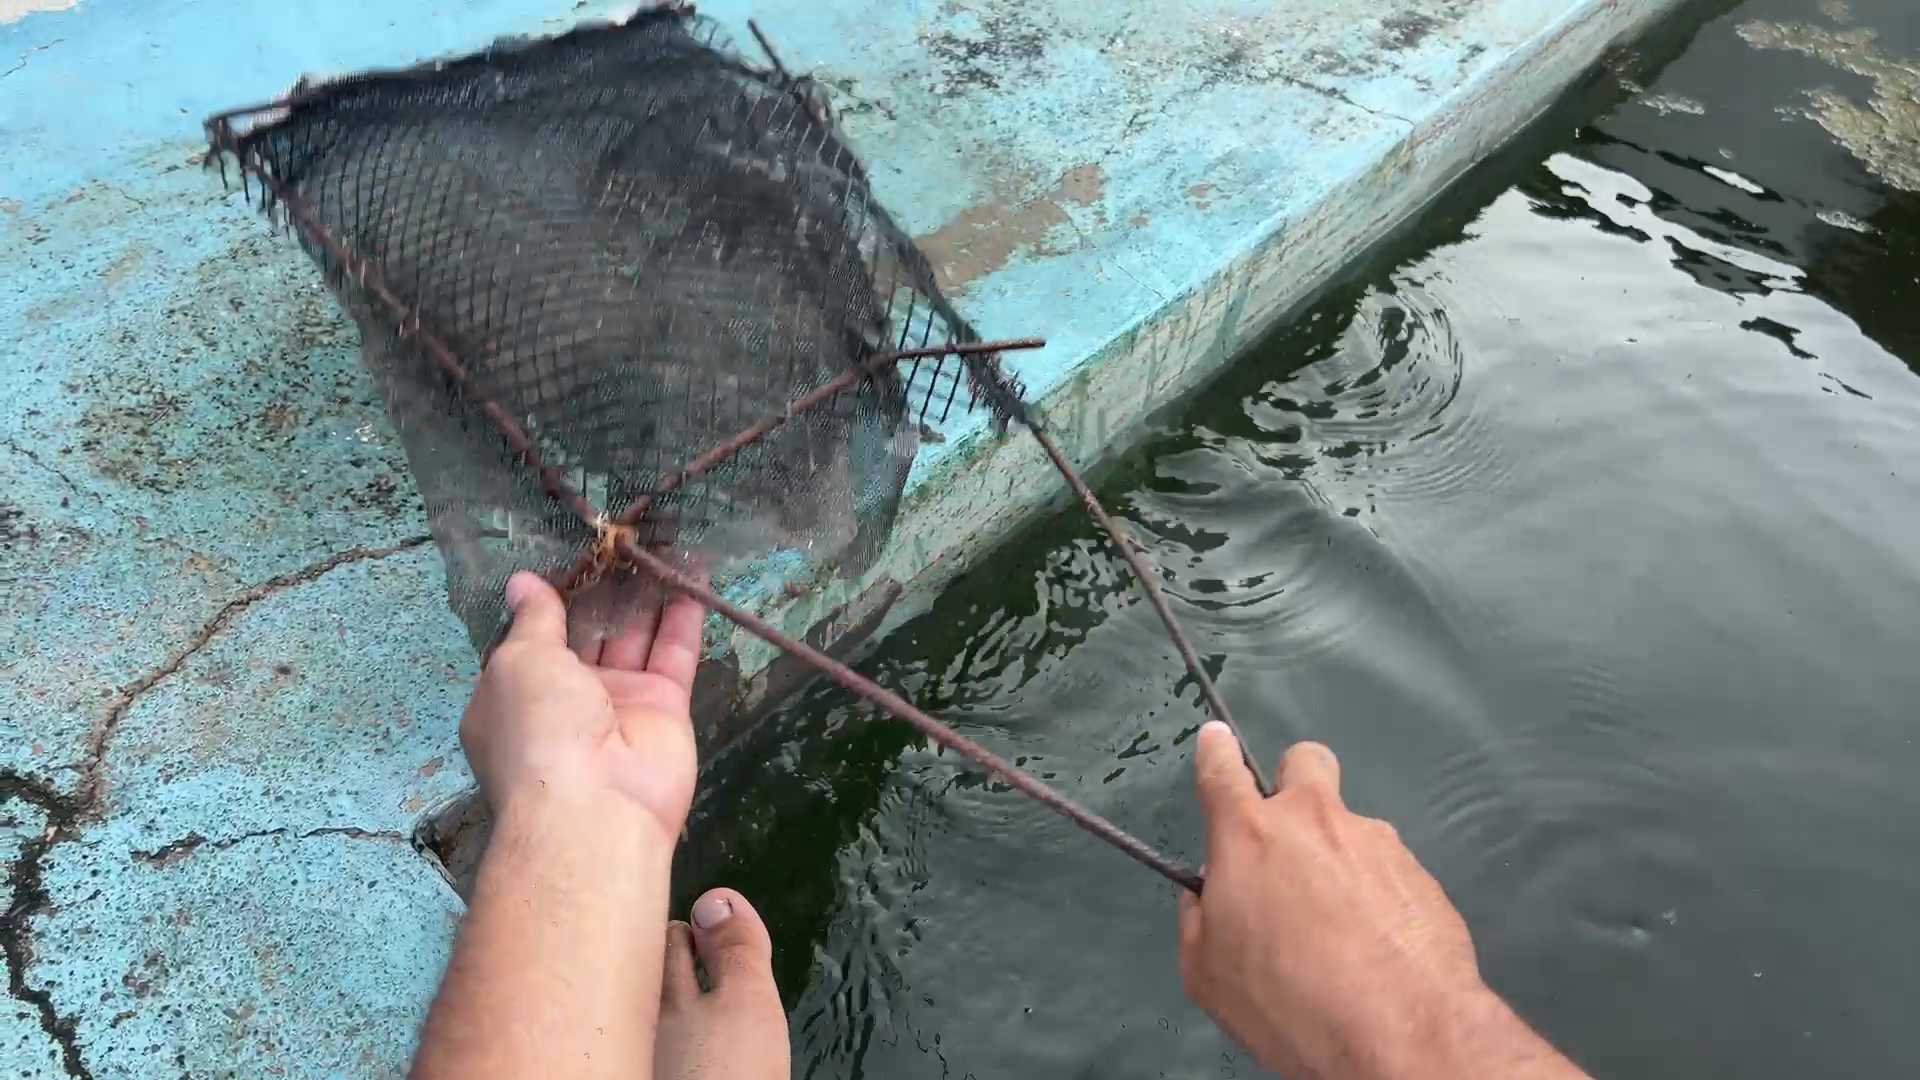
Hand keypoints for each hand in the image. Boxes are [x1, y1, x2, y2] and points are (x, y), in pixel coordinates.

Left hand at [460, 571, 705, 840]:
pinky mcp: (667, 703)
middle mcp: (568, 695)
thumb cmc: (539, 728)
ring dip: (648, 594)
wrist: (597, 804)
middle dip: (606, 590)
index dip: (554, 597)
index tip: (575, 557)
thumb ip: (534, 618)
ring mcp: (621, 700)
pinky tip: (693, 576)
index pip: (536, 637)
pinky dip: (684, 614)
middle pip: (590, 632)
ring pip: (635, 635)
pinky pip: (675, 651)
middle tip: (624, 542)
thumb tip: (523, 582)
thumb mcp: (519, 662)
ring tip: (662, 548)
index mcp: (516, 691)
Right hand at [1179, 725, 1587, 1079]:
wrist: (1405, 1043)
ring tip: (1347, 929)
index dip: (1215, 750)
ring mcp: (1374, 843)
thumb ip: (1199, 916)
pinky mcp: (1423, 877)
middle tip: (1292, 838)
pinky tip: (1382, 949)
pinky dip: (1380, 898)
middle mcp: (1311, 819)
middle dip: (1294, 782)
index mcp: (1248, 832)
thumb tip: (1210, 893)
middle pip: (1304, 761)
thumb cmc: (1285, 1000)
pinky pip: (1389, 872)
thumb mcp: (1206, 970)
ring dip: (1341, 857)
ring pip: (1351, 827)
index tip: (1216, 741)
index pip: (1221, 767)